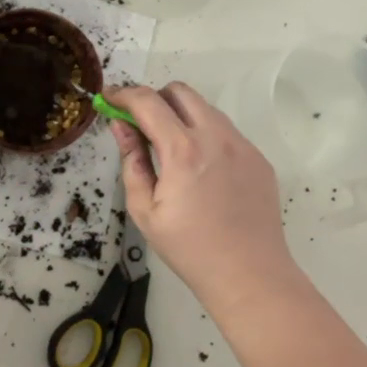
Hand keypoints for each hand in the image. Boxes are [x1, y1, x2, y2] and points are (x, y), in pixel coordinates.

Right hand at [105, 83, 294, 304]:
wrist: (250, 275)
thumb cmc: (189, 248)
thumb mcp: (145, 210)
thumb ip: (132, 161)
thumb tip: (120, 127)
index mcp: (183, 150)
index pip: (147, 102)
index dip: (122, 94)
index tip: (108, 99)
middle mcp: (216, 137)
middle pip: (180, 91)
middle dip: (154, 99)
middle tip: (140, 124)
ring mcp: (242, 145)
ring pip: (206, 108)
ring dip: (181, 116)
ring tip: (171, 150)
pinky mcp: (258, 158)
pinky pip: (225, 131)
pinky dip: (205, 135)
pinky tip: (201, 170)